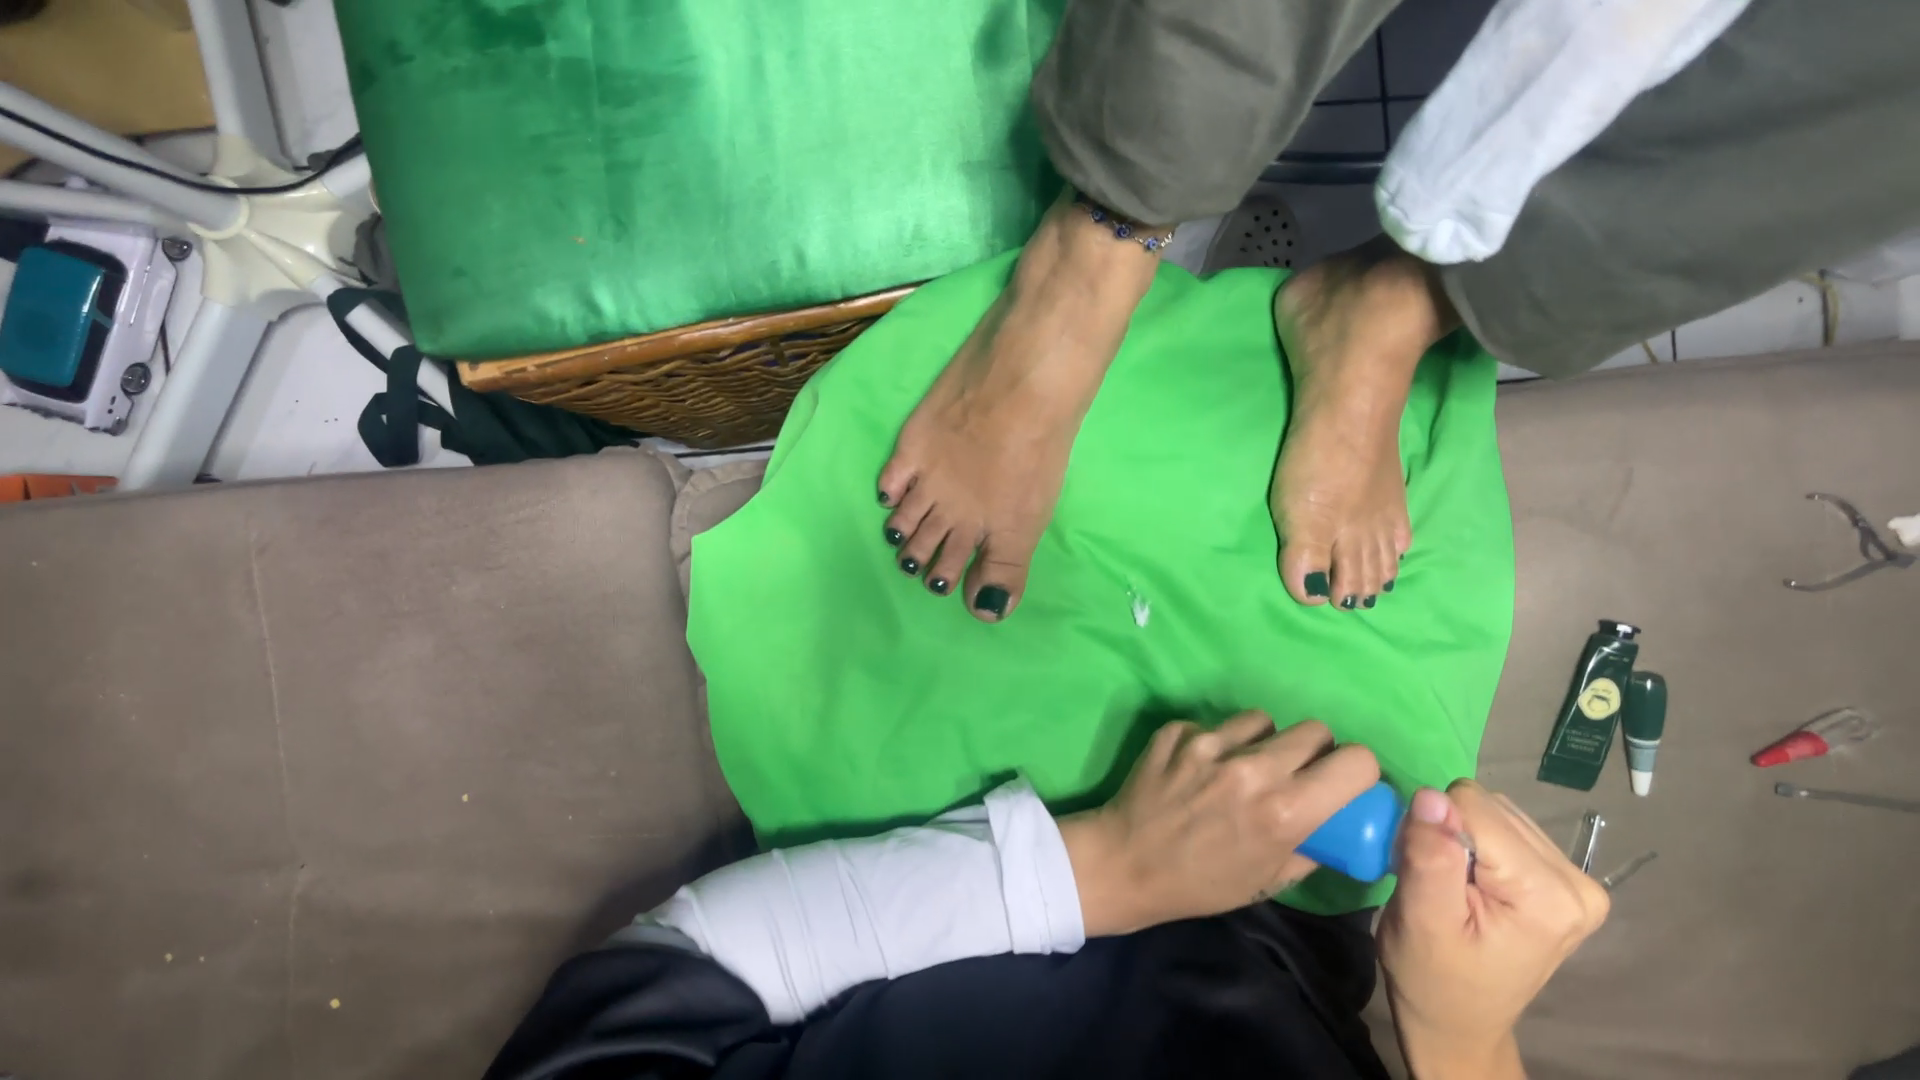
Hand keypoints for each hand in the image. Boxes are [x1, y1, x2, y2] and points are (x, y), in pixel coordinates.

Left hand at [1058, 711, 1378, 936]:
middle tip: (1296, 772)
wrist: (1125, 863)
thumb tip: (1335, 822)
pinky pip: (1215, 724)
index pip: (1355, 761)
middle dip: (1314, 751)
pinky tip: (1200, 767)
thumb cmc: (1201, 883)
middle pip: (1314, 730)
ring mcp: (1210, 745)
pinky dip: (1215, 742)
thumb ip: (1310, 846)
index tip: (1342, 781)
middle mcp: (1252, 770)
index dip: (1356, 771)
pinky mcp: (1177, 732)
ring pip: (1263, 719)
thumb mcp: (1269, 880)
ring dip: (1263, 740)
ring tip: (1245, 765)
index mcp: (1285, 811)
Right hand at [1377, 781, 1610, 1079]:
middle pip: (1487, 806)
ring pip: (1494, 810)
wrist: (1458, 1019)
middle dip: (1449, 833)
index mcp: (1547, 894)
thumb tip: (1431, 795)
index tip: (1426, 874)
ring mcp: (1578, 880)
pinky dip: (1475, 845)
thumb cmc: (1432, 976)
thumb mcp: (1420, 919)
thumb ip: (1430, 856)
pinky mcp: (1566, 879)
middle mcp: (1577, 881)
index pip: (1472, 805)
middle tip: (1437, 884)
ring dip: (1461, 838)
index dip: (1434, 831)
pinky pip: (1504, 826)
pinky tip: (1469, 882)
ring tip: (1452, 886)